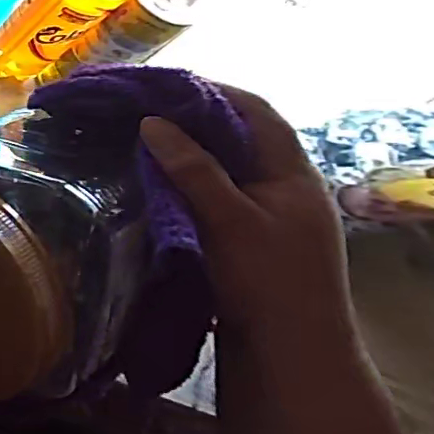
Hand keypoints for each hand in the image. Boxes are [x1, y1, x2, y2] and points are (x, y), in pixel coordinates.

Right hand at [139, 85, 355, 351]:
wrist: (290, 351)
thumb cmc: (268, 281)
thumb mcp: (229, 220)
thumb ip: (193, 169)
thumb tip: (153, 121)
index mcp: (293, 174)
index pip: (256, 112)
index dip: (214, 90)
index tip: (165, 83)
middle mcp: (283, 184)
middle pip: (239, 133)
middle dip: (193, 114)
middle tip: (143, 106)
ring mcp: (266, 209)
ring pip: (224, 160)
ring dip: (187, 143)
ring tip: (141, 133)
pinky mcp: (245, 230)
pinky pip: (213, 185)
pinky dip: (184, 171)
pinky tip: (155, 174)